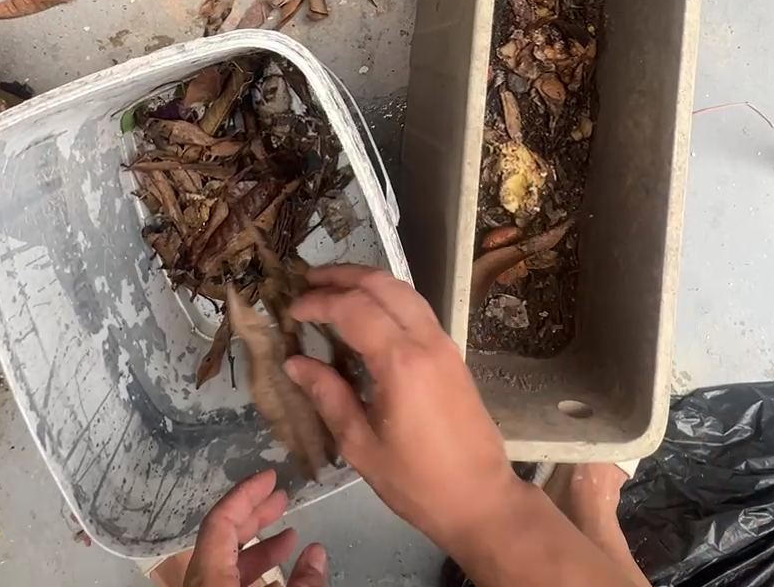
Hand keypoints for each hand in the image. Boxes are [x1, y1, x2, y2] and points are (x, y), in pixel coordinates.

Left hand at [182, 470, 327, 586]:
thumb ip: (302, 583)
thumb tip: (316, 552)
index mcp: (208, 578)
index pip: (219, 521)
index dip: (246, 494)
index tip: (270, 476)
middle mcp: (198, 585)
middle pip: (222, 539)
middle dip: (256, 515)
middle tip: (282, 498)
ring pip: (226, 564)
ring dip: (259, 547)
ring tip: (290, 536)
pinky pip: (227, 583)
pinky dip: (252, 573)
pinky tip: (281, 576)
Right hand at [284, 265, 531, 552]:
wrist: (481, 498)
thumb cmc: (417, 482)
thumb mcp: (361, 446)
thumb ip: (328, 396)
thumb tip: (295, 363)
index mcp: (401, 362)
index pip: (353, 309)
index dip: (319, 302)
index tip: (292, 309)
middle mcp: (425, 339)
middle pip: (382, 284)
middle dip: (342, 275)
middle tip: (308, 279)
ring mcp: (443, 341)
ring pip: (403, 289)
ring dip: (367, 280)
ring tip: (333, 286)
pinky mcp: (451, 350)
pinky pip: (416, 306)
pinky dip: (388, 295)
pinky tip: (368, 309)